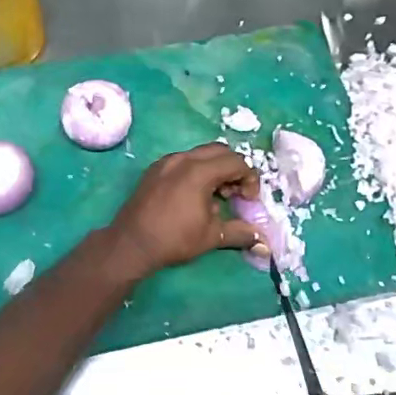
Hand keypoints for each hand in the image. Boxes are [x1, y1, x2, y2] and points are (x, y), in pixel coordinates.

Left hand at [100, 142, 260, 279]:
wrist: (131, 243)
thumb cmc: (174, 239)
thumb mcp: (212, 237)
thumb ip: (240, 233)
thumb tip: (264, 243)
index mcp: (198, 171)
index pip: (236, 162)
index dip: (249, 179)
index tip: (248, 200)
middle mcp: (181, 159)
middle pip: (219, 151)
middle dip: (233, 169)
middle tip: (234, 194)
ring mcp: (164, 163)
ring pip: (199, 154)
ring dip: (213, 169)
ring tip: (214, 196)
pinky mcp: (153, 170)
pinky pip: (181, 161)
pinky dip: (194, 171)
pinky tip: (193, 195)